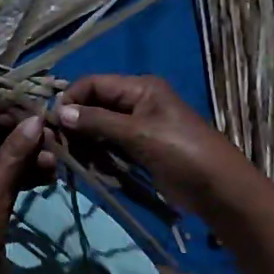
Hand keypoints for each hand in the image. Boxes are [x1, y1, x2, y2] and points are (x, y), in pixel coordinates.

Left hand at [0, 114, 49, 273]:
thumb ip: (15, 150)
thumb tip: (37, 118)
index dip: (12, 115)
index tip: (42, 115)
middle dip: (27, 138)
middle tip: (55, 141)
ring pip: (10, 157)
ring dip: (32, 157)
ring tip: (55, 163)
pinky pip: (14, 175)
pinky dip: (30, 174)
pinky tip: (50, 176)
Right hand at [57, 74, 256, 205]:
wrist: (218, 189)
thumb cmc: (180, 151)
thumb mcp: (137, 133)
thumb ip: (97, 121)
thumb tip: (60, 112)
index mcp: (140, 87)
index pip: (94, 83)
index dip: (72, 98)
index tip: (54, 122)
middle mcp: (137, 101)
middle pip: (95, 104)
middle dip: (76, 122)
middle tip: (61, 144)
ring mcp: (139, 126)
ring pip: (100, 127)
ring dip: (85, 141)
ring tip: (74, 158)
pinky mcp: (140, 149)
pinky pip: (110, 145)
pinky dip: (98, 154)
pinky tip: (89, 166)